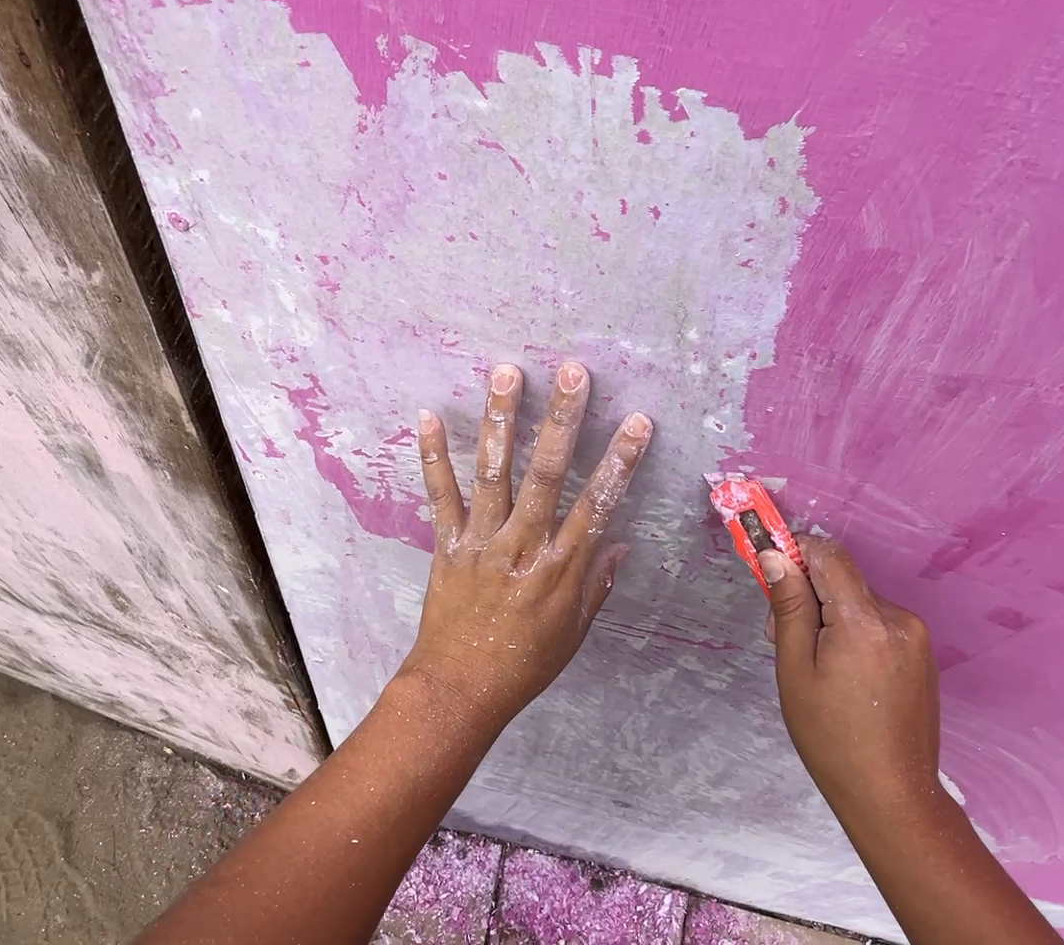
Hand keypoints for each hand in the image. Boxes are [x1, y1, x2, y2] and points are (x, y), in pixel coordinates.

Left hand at [400, 361, 652, 731]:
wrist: (459, 690)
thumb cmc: (523, 665)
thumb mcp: (574, 632)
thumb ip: (596, 584)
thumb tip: (620, 543)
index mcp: (561, 568)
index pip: (598, 504)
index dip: (619, 461)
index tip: (636, 421)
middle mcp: (523, 545)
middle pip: (548, 473)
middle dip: (562, 419)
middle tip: (573, 372)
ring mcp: (482, 541)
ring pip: (495, 472)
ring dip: (502, 419)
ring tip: (506, 373)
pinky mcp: (447, 544)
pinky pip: (440, 494)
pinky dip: (433, 455)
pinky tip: (427, 415)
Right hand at [761, 537, 943, 822]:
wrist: (892, 795)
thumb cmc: (831, 738)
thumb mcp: (795, 670)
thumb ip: (789, 607)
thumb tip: (776, 557)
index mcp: (864, 621)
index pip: (828, 555)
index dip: (796, 551)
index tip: (771, 568)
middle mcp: (898, 619)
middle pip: (842, 579)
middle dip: (808, 593)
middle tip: (784, 636)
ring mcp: (915, 637)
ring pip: (858, 601)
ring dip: (830, 615)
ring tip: (816, 665)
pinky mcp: (922, 654)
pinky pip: (877, 623)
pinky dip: (853, 632)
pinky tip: (844, 674)